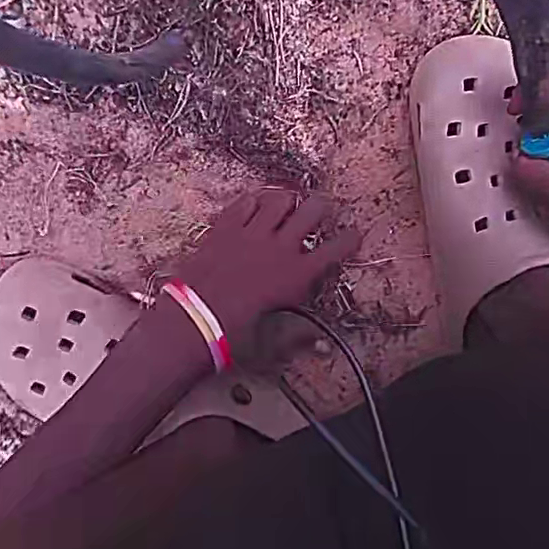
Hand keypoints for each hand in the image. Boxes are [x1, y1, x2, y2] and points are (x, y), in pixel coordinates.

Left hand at [167, 189, 360, 355]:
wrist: (195, 318)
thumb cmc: (236, 334)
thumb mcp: (275, 342)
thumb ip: (300, 338)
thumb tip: (322, 349)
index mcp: (298, 275)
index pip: (335, 250)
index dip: (349, 240)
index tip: (354, 235)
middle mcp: (281, 247)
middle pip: (312, 211)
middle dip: (321, 208)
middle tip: (319, 210)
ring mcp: (252, 233)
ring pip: (280, 199)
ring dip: (287, 201)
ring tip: (286, 206)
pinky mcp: (226, 227)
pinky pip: (246, 202)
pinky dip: (254, 202)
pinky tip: (254, 206)